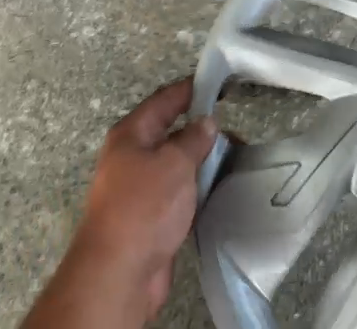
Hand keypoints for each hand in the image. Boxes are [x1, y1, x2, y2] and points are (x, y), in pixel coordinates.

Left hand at [28, 80, 216, 327]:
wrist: (120, 272)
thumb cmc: (144, 206)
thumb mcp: (174, 163)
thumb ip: (193, 139)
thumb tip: (206, 121)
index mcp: (131, 134)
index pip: (164, 101)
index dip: (190, 90)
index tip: (218, 84)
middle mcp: (132, 156)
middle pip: (170, 132)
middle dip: (201, 129)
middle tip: (235, 128)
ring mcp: (140, 188)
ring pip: (176, 164)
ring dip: (202, 161)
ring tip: (236, 158)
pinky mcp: (150, 216)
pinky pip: (179, 192)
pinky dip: (198, 187)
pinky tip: (219, 189)